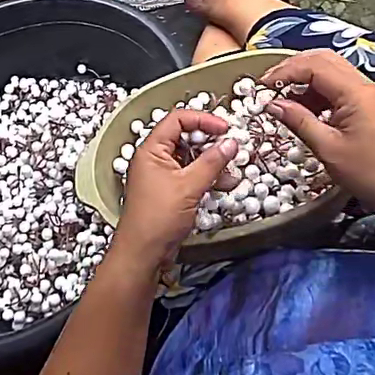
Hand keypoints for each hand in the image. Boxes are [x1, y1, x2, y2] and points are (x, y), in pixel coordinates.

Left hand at [111, 110, 236, 271]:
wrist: (143, 254)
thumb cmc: (158, 218)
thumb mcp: (189, 186)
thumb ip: (212, 162)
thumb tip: (231, 142)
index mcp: (152, 149)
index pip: (177, 119)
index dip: (203, 119)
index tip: (225, 128)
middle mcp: (155, 158)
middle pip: (186, 137)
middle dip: (210, 142)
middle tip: (231, 149)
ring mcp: (162, 175)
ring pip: (191, 157)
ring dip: (212, 162)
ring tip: (231, 171)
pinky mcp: (170, 191)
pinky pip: (190, 174)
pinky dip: (207, 176)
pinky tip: (224, 183)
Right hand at [260, 50, 374, 214]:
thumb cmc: (370, 173)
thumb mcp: (327, 149)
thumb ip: (299, 121)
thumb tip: (272, 104)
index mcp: (355, 93)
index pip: (314, 66)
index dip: (285, 71)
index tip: (263, 85)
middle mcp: (362, 86)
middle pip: (322, 59)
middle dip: (293, 68)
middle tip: (269, 85)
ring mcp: (365, 93)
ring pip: (329, 70)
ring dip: (303, 78)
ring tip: (281, 96)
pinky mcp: (365, 104)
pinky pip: (336, 86)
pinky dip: (315, 90)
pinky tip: (300, 106)